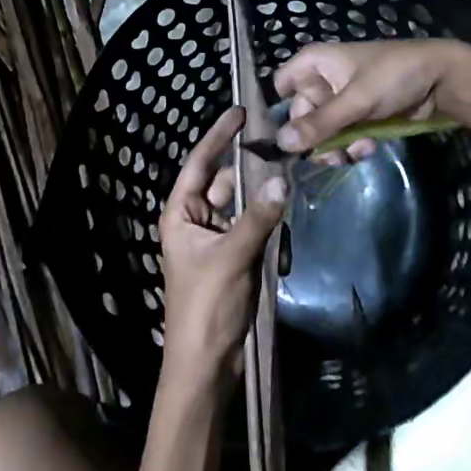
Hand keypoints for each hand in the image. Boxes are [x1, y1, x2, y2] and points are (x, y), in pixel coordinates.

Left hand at [158, 106, 286, 383]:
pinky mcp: (235, 255)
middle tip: (280, 138)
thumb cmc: (206, 304)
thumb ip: (258, 217)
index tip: (239, 110)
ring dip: (261, 188)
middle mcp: (197, 219)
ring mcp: (217, 237)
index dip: (218, 135)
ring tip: (289, 162)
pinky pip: (252, 223)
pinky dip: (266, 213)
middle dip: (249, 162)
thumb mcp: (231, 256)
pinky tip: (286, 200)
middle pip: (224, 180)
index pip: (199, 163)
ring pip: (241, 201)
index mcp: (181, 213)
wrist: (208, 360)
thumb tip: (282, 178)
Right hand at [272, 39, 470, 160]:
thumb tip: (281, 144)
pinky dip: (351, 144)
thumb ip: (319, 124)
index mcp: (314, 63)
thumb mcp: (355, 100)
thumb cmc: (393, 77)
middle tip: (326, 157)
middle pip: (300, 114)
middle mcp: (322, 80)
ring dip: (333, 146)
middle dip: (312, 137)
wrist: (442, 80)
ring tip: (349, 156)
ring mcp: (341, 99)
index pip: (281, 86)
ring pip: (322, 129)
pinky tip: (367, 148)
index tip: (286, 139)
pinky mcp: (359, 115)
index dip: (280, 112)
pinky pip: (343, 134)